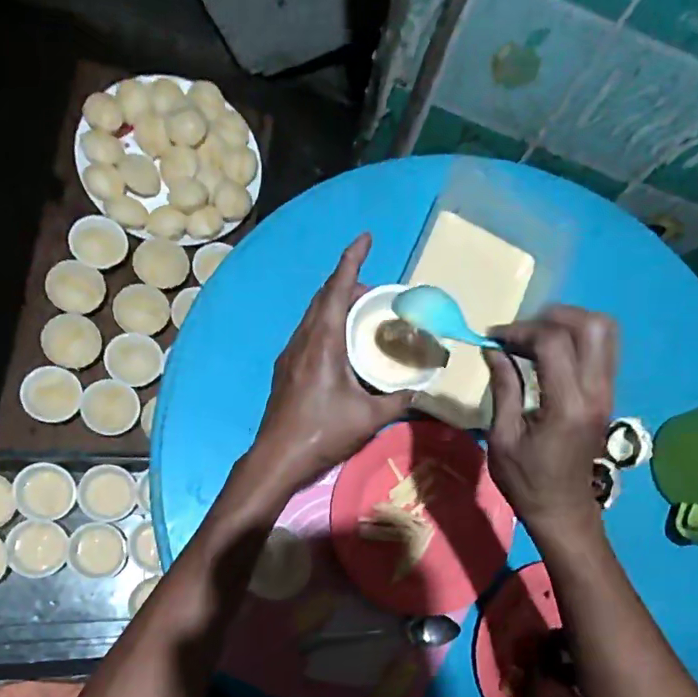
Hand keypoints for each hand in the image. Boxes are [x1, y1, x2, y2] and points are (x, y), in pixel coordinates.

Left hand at [251, 233, 412, 489]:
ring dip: (336, 306)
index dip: (352, 260)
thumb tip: (420, 390)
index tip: (366, 238)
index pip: (336, 289)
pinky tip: (341, 345)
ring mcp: (289, 355)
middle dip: (349, 284)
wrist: (277, 457)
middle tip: (377, 292)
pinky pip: (308, 334)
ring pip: (313, 316)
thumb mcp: (369, 417)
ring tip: (363, 314)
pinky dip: (327, 326)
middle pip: (324, 298)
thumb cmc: (322, 433)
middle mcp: (302, 340)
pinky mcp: (285, 370)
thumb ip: (398, 400)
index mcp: (322, 342)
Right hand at [484, 305, 618, 533]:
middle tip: (519, 331)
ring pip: (604, 332)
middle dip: (552, 317)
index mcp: (567, 405)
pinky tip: (547, 353)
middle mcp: (596, 392)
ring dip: (568, 324)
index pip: (553, 343)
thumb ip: (504, 389)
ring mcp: (607, 392)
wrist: (562, 509)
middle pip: (592, 326)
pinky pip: (602, 349)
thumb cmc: (525, 480)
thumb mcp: (502, 437)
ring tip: (533, 337)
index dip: (520, 330)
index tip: (493, 338)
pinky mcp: (607, 395)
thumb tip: (494, 351)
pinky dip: (576, 339)